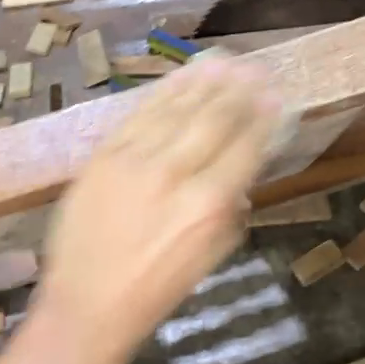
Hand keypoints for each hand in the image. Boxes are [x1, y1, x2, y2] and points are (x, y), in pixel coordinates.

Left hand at [34, 58, 281, 358]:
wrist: (88, 303)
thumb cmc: (157, 289)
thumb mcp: (211, 256)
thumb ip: (231, 209)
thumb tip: (242, 173)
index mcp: (208, 205)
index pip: (245, 147)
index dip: (263, 117)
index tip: (276, 95)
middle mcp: (174, 174)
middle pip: (214, 119)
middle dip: (239, 90)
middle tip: (255, 67)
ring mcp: (135, 160)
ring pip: (177, 109)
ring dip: (204, 81)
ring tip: (224, 60)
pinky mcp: (104, 155)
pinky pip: (140, 114)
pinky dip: (164, 91)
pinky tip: (181, 76)